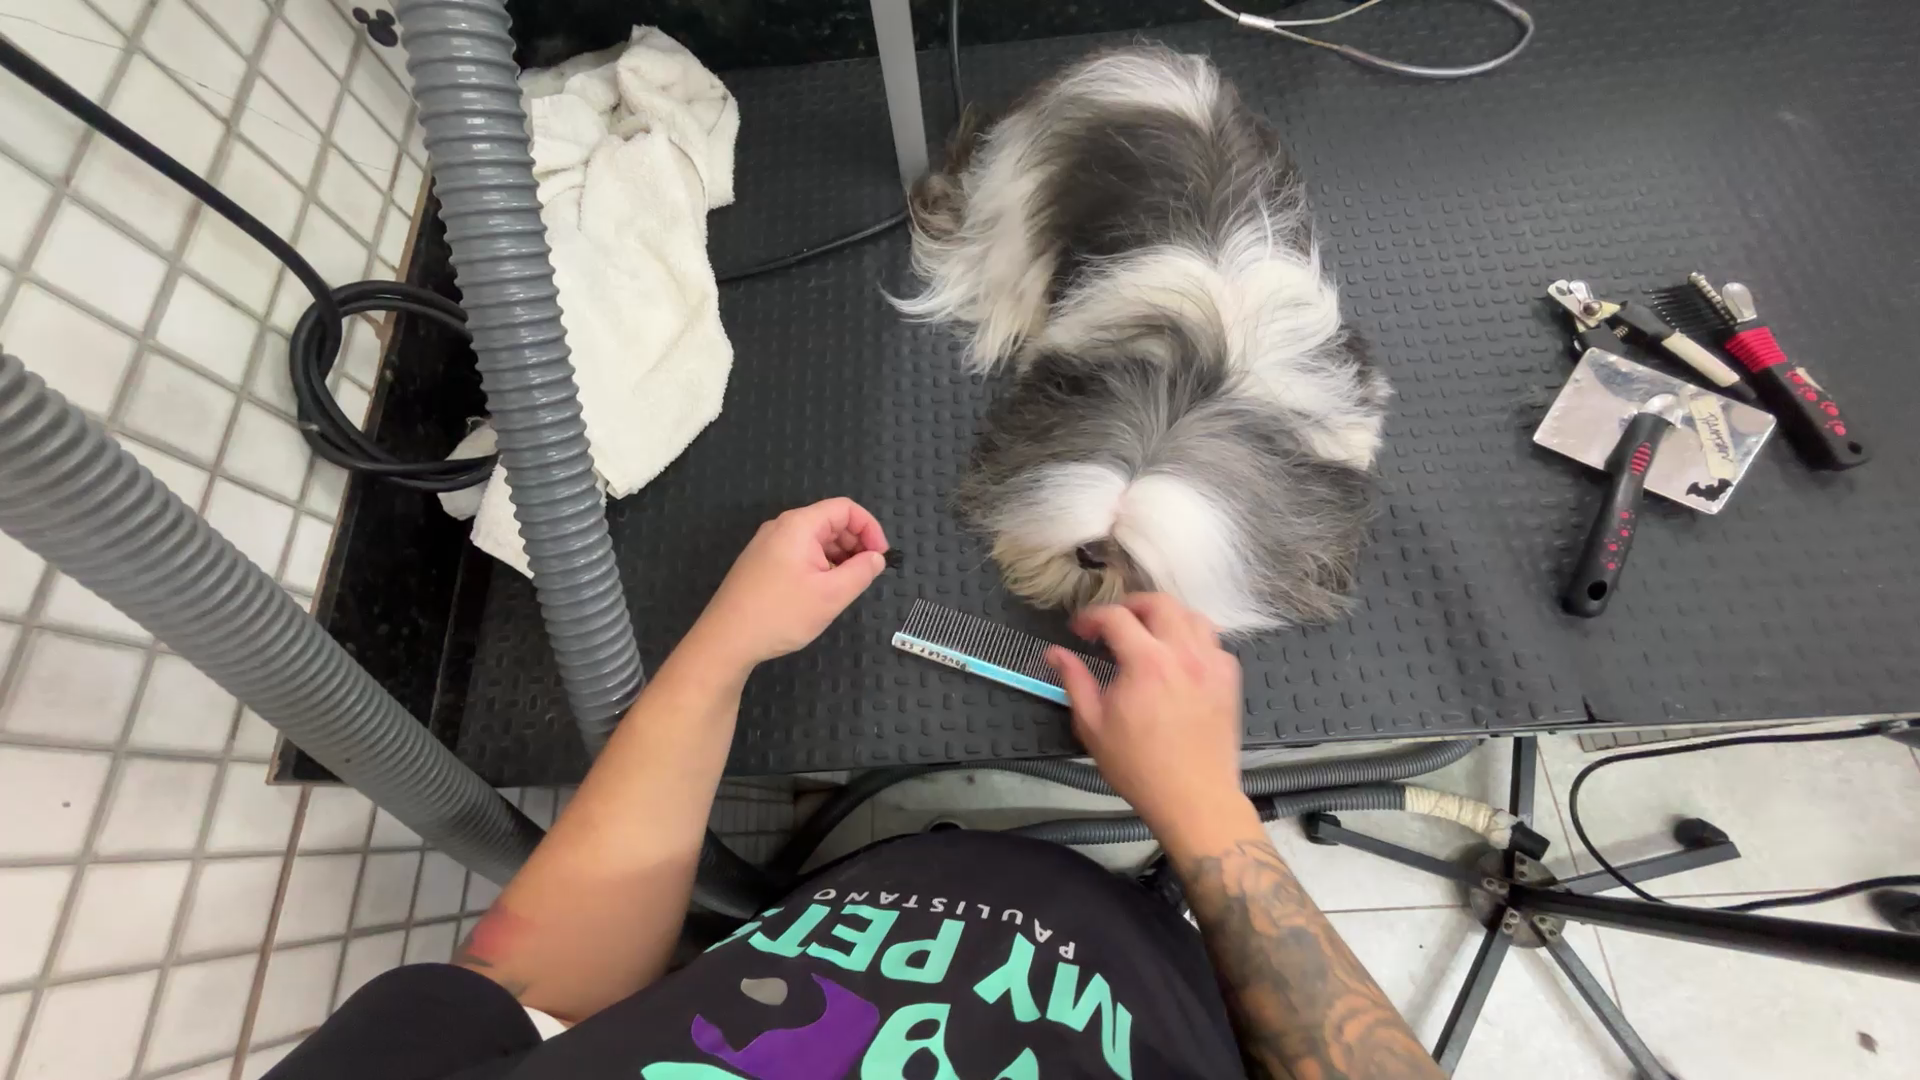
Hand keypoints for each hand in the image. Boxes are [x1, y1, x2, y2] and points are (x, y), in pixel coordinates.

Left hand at [687, 497, 888, 672]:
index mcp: (799, 525)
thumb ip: (861, 572)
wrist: (726, 640)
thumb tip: (877, 558)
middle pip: (830, 522)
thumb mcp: (831, 595)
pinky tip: (821, 593)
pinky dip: (820, 566)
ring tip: (845, 588)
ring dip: (839, 558)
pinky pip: (800, 553)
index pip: (845, 508)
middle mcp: (782, 527)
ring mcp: (769, 545)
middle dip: (856, 544)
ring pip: (816, 540)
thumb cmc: (781, 614)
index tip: (881, 557)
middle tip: (866, 575)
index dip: (870, 528)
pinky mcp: (762, 563)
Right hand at [1047, 593, 1250, 847]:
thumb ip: (1074, 681)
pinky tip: (1179, 657)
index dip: (1091, 617)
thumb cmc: (1138, 766)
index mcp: (1146, 662)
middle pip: (1159, 602)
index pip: (1115, 617)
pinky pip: (1213, 641)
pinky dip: (1194, 638)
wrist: (1194, 798)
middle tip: (1113, 624)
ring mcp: (1212, 664)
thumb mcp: (1092, 725)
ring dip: (1165, 616)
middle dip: (1130, 605)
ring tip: (1148, 634)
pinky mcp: (1229, 679)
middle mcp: (1183, 653)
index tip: (1080, 631)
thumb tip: (1055, 653)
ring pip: (1192, 615)